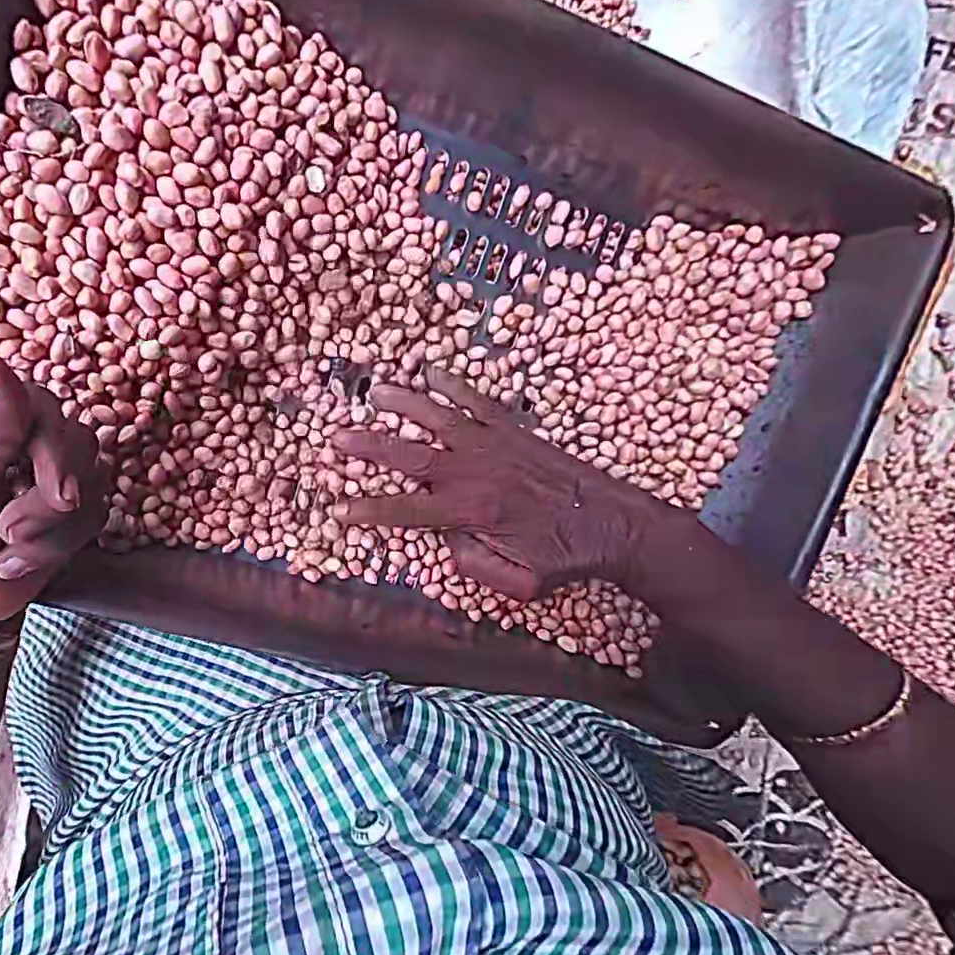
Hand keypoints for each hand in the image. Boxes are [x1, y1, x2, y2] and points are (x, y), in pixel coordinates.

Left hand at [0, 354, 105, 648]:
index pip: (36, 404)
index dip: (50, 441)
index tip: (48, 482)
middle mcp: (14, 444)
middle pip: (73, 438)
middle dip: (50, 492)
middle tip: (14, 529)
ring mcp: (42, 479)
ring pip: (91, 478)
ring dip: (52, 524)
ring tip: (6, 550)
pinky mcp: (65, 516)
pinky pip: (95, 514)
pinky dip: (59, 544)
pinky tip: (16, 561)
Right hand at [331, 367, 678, 601]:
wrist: (616, 523)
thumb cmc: (565, 556)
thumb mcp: (518, 581)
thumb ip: (472, 564)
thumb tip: (444, 540)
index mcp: (471, 513)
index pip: (405, 511)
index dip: (368, 511)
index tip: (339, 510)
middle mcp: (475, 473)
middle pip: (410, 456)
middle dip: (369, 448)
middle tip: (337, 437)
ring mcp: (493, 446)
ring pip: (438, 418)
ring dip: (403, 405)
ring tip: (375, 393)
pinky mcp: (512, 430)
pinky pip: (477, 402)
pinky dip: (453, 386)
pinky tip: (432, 373)